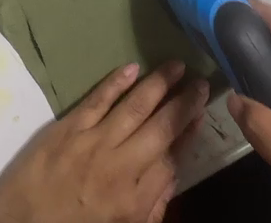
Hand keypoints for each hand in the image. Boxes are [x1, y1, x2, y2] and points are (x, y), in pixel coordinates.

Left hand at [0, 60, 209, 222]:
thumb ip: (150, 204)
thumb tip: (171, 173)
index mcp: (134, 199)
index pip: (172, 158)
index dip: (190, 133)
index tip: (203, 111)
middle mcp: (120, 166)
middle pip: (161, 128)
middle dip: (184, 103)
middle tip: (201, 80)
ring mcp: (93, 143)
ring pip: (134, 107)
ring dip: (158, 84)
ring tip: (176, 65)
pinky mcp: (67, 129)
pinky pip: (98, 99)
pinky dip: (116, 83)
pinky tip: (132, 68)